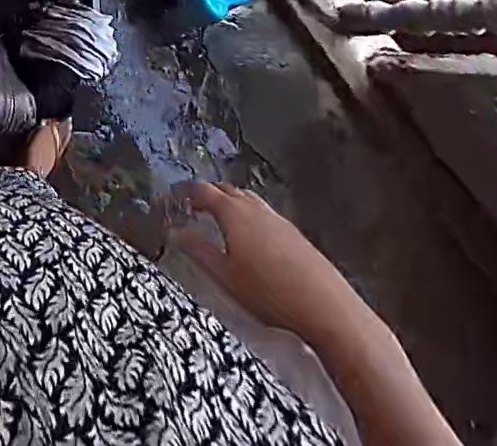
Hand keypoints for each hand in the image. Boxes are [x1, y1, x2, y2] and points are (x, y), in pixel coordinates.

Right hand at [176, 182, 347, 335]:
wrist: (325, 306)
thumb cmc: (268, 292)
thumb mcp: (225, 275)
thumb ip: (198, 251)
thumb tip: (177, 234)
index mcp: (233, 212)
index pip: (202, 191)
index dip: (184, 191)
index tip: (171, 196)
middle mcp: (254, 208)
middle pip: (225, 190)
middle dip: (205, 194)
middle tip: (190, 206)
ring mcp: (276, 218)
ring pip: (246, 199)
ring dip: (228, 202)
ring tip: (217, 218)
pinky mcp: (292, 233)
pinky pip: (261, 212)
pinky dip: (246, 214)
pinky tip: (247, 236)